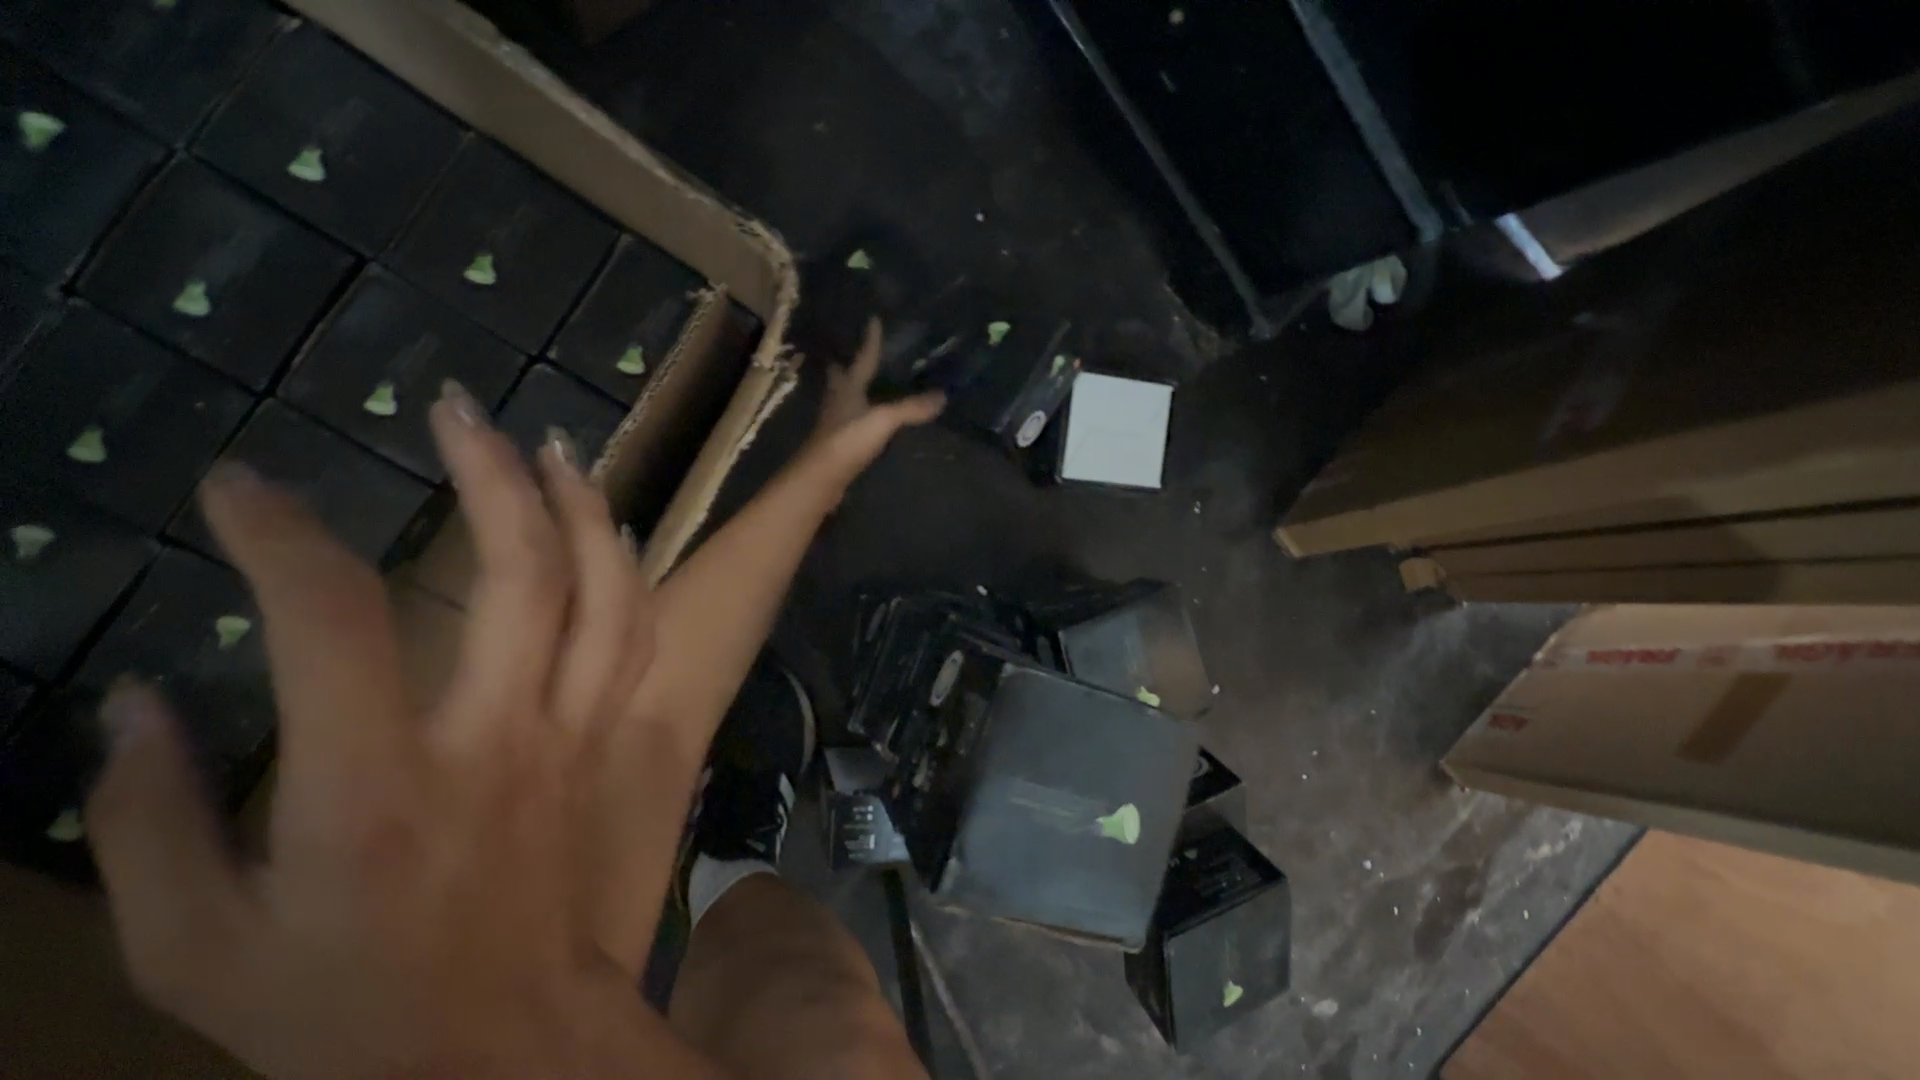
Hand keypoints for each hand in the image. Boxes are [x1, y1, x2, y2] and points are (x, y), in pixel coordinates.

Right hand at [84, 384, 683, 1079]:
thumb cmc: (345, 1011)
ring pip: (606, 593)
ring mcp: (574, 738)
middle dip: (490, 473)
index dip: (282, 536)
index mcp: (373, 785)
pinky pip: (639, 642)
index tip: (240, 485)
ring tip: (547, 444)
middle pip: (519, 573)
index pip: (334, 620)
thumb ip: (146, 818)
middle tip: (457, 407)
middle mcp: (494, 738)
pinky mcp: (614, 751)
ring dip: (581, 506)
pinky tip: (607, 529)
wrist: (503, 1048)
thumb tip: (136, 698)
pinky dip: (628, 573)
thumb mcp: (195, 944)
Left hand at [801, 318, 944, 489]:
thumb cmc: (848, 439)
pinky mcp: (838, 444)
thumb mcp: (884, 419)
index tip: (873, 319)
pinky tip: (868, 419)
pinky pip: (851, 421)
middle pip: (842, 376)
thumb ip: (912, 407)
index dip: (869, 340)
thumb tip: (943, 395)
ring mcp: (836, 422)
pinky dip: (859, 415)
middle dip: (848, 365)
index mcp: (847, 387)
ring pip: (844, 398)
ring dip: (853, 389)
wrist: (820, 477)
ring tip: (866, 382)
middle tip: (854, 352)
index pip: (862, 357)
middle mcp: (838, 400)